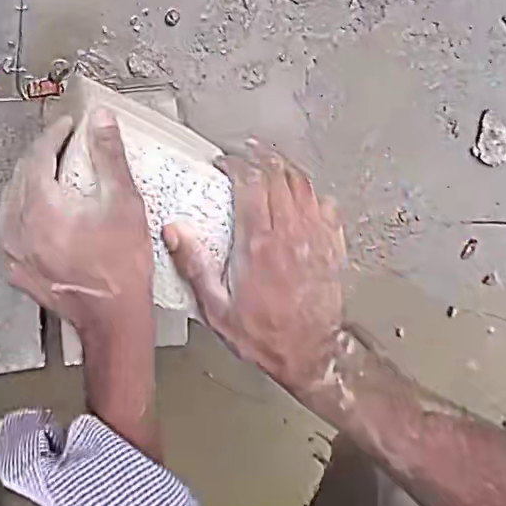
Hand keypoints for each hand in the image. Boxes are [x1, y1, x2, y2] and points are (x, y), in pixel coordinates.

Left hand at [0, 109, 154, 339]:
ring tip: (54, 173)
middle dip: (43, 154)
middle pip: (22, 175)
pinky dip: (25, 211)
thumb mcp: (123, 202)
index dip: (55, 135)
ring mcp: (14, 251)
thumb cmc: (120, 268)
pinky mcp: (18, 268)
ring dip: (31, 181)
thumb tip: (102, 122)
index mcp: (39, 207)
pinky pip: (12, 228)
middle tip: (64, 145)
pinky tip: (43, 211)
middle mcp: (18, 227)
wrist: (113, 319)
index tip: (68, 127)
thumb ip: (110, 156)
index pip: (39, 155)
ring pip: (12, 201)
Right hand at [163, 141, 346, 394]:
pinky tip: (303, 193)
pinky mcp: (331, 248)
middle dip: (261, 156)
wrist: (311, 354)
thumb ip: (194, 265)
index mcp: (259, 243)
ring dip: (286, 168)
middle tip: (246, 150)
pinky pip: (327, 206)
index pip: (251, 184)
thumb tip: (175, 232)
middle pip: (279, 175)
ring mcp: (315, 238)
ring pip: (304, 185)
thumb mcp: (216, 307)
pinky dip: (313, 192)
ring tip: (270, 161)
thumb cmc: (264, 334)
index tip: (224, 162)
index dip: (236, 164)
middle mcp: (289, 234)